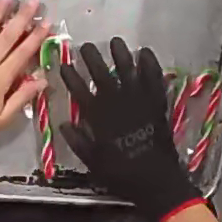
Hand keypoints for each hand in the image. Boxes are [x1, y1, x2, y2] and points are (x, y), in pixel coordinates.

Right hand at [58, 38, 202, 221]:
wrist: (156, 180)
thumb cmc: (121, 174)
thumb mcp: (92, 162)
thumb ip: (78, 141)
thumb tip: (65, 123)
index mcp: (99, 118)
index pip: (80, 91)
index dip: (71, 77)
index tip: (65, 65)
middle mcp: (117, 104)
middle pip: (102, 75)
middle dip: (92, 59)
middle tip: (86, 46)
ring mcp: (139, 101)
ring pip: (128, 71)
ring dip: (120, 55)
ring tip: (115, 41)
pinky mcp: (157, 104)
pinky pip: (153, 79)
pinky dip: (149, 64)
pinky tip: (145, 53)